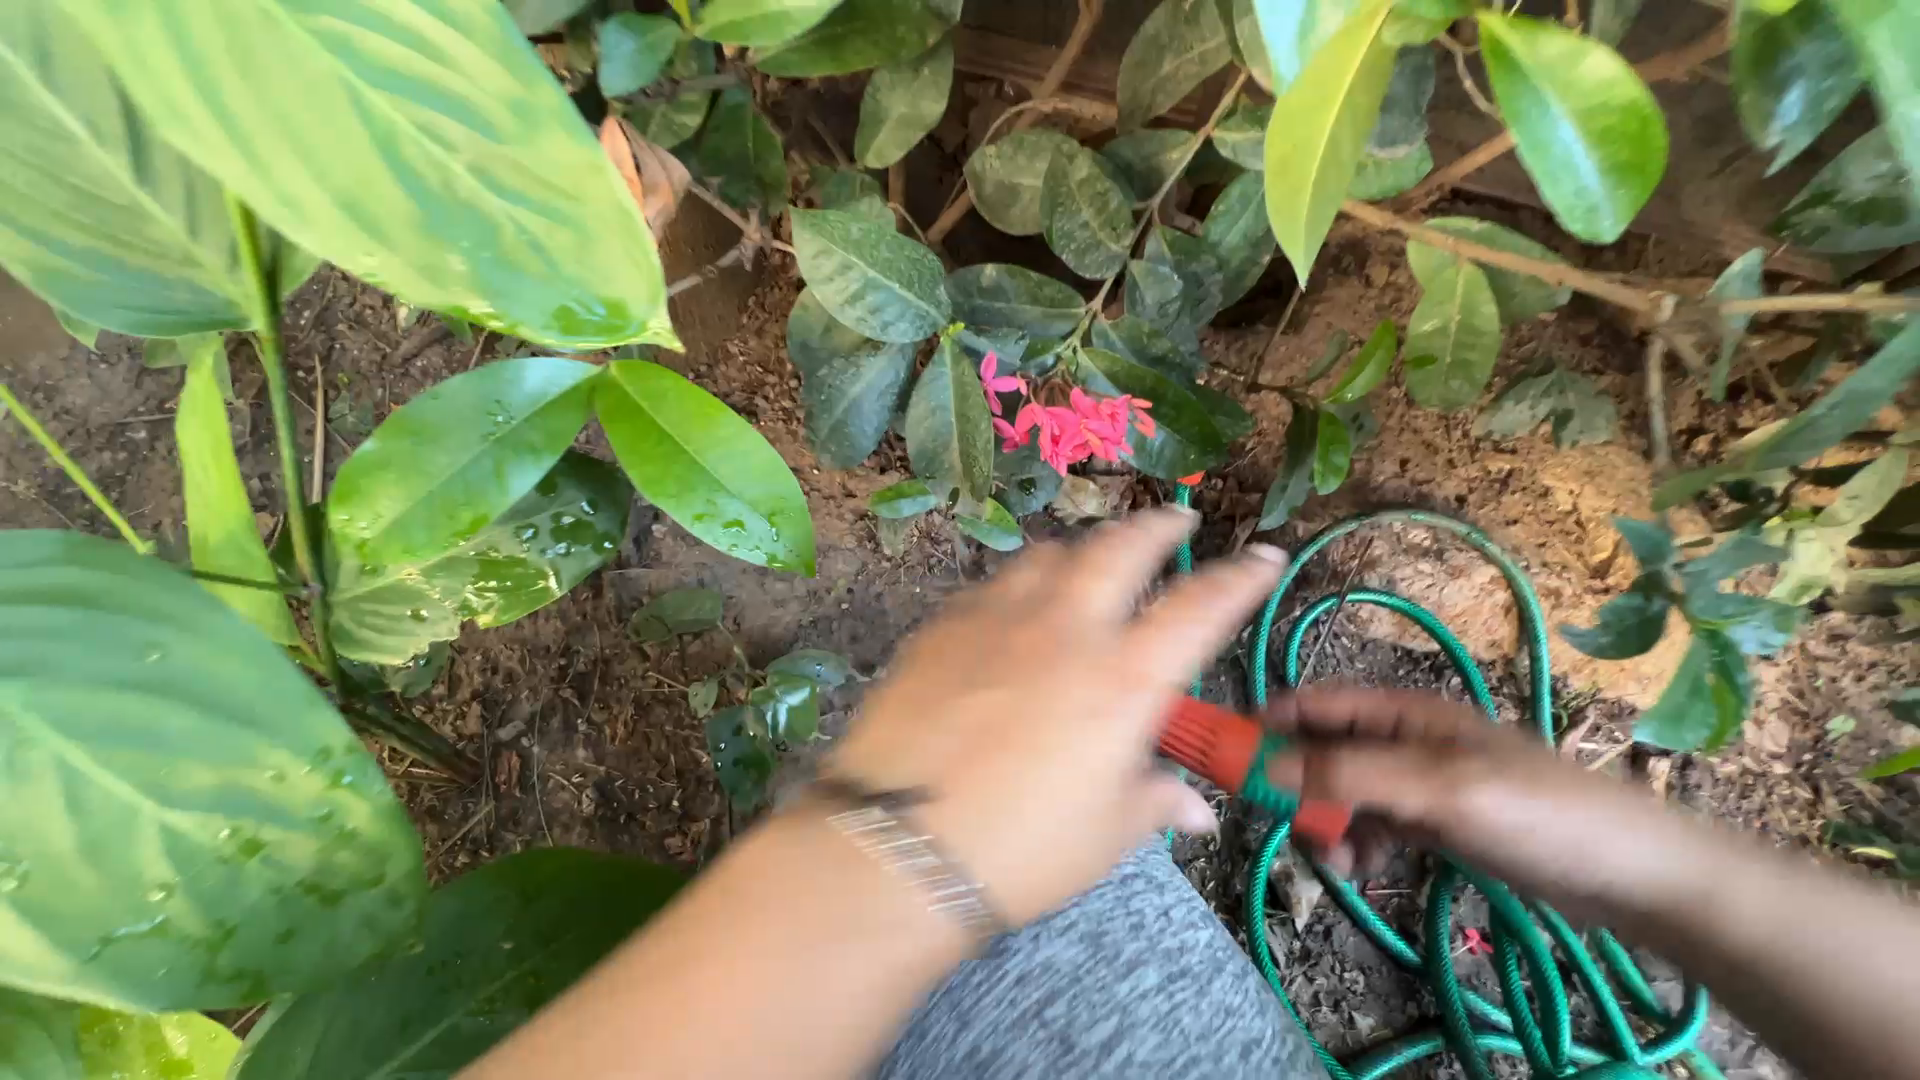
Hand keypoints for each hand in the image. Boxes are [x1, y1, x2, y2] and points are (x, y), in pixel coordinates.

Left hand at [822, 508, 1287, 927]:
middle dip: (1157, 526)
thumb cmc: (1021, 849)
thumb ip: (1153, 802)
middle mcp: (1064, 629)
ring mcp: (997, 618)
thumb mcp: (1104, 834)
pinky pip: (993, 585)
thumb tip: (1193, 807)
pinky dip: (1021, 583)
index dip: (1239, 578)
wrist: (899, 845)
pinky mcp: (942, 626)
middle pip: (1120, 548)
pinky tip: (1016, 604)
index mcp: (1122, 679)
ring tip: (1094, 559)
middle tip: (1176, 519)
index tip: (1262, 558)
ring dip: (1084, 549)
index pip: (1199, 608)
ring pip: (1050, 555)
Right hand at [1262, 688, 1694, 920]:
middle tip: (1288, 827)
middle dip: (1298, 786)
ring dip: (1327, 823)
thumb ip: (1351, 773)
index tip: (1231, 759)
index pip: (1316, 704)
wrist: (1638, 878)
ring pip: (1342, 792)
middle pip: (1321, 751)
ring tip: (1337, 862)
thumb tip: (1268, 766)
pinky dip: (1357, 845)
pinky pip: (1371, 825)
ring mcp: (1417, 782)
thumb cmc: (1537, 813)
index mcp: (1404, 711)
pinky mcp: (1432, 821)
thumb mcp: (1438, 788)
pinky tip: (1364, 870)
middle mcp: (1402, 739)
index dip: (1269, 723)